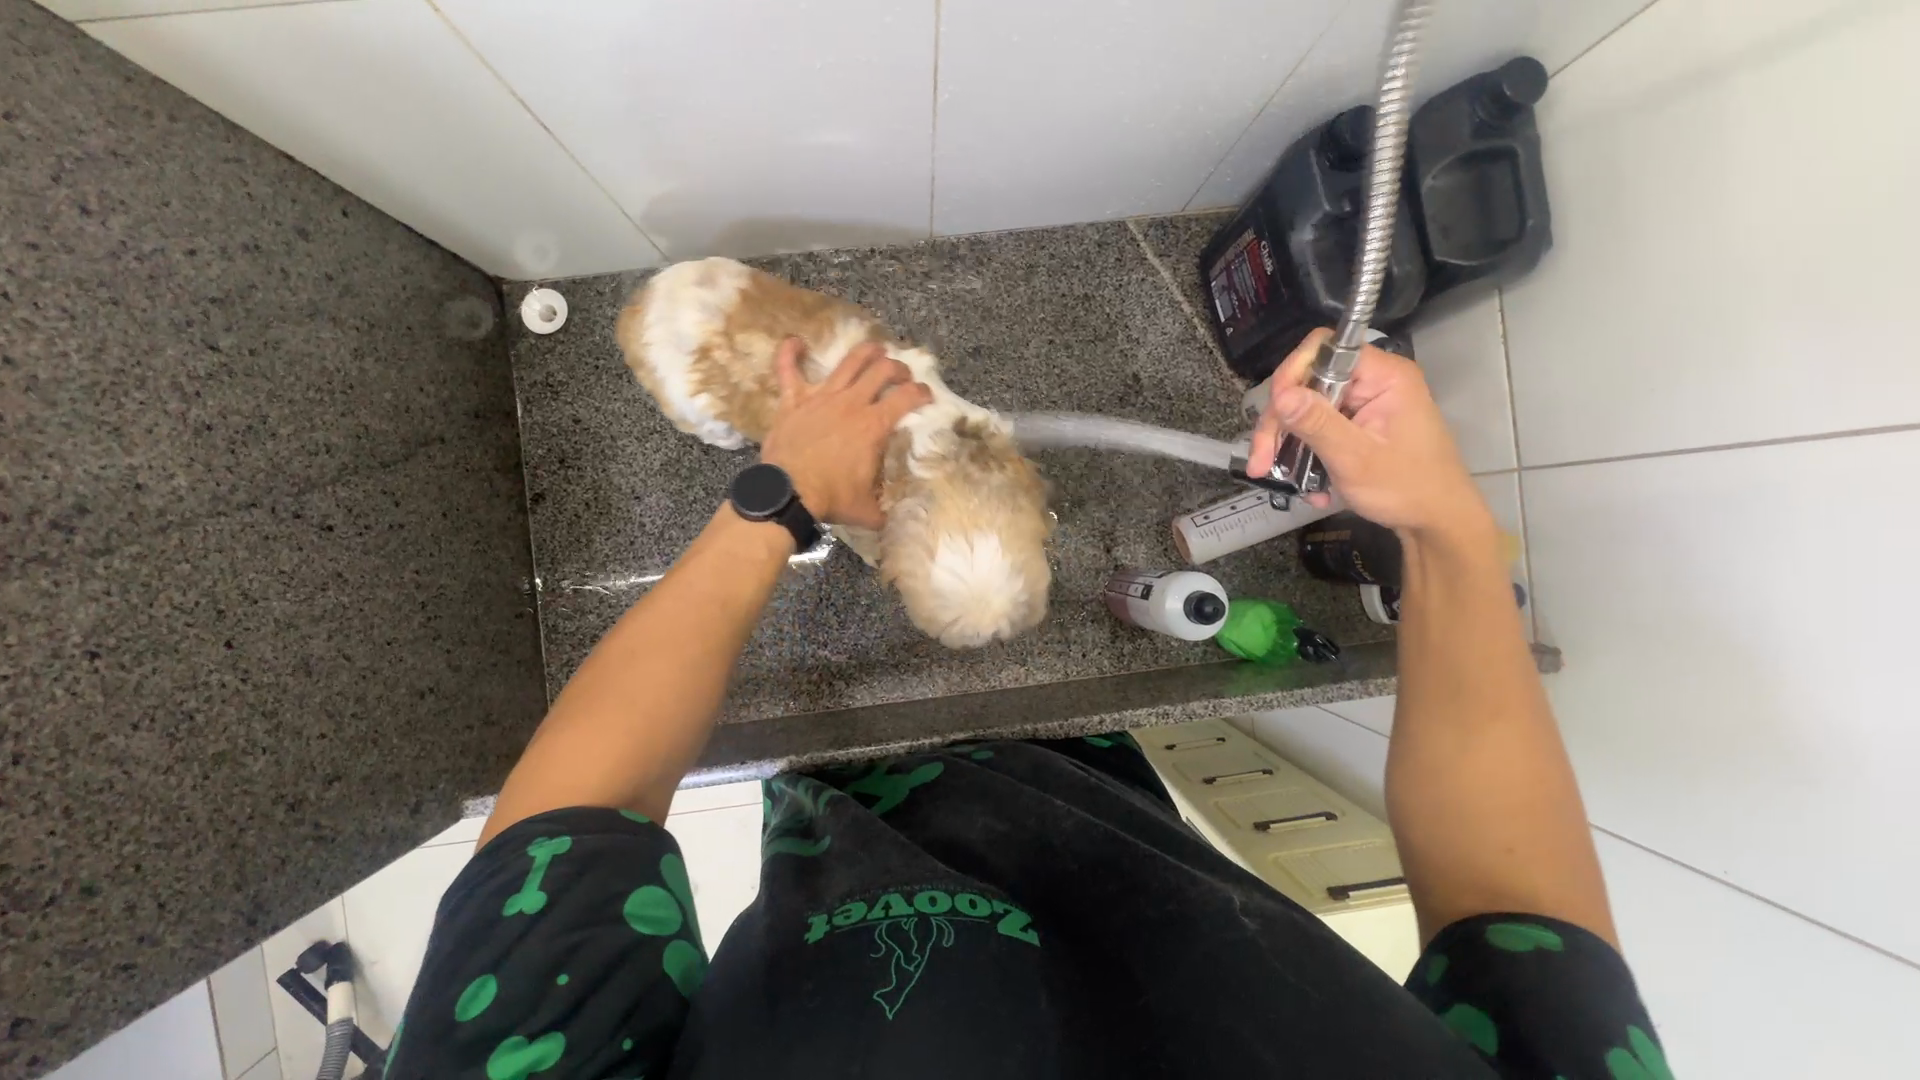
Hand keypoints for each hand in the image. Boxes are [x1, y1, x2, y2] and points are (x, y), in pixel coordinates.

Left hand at [759, 337, 932, 530]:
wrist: (788, 494)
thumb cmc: (831, 499)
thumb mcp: (868, 510)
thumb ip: (885, 510)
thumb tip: (895, 519)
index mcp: (874, 426)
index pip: (907, 398)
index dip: (922, 393)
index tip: (927, 396)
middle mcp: (851, 403)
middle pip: (882, 370)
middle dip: (898, 368)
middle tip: (902, 375)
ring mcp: (821, 397)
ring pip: (848, 362)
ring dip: (865, 352)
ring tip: (875, 350)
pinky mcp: (793, 400)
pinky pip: (788, 369)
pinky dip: (790, 353)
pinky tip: (796, 342)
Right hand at [1246, 328, 1489, 538]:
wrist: (1437, 522)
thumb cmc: (1406, 489)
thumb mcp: (1355, 458)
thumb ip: (1317, 423)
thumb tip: (1280, 395)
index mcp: (1383, 376)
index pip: (1325, 349)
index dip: (1292, 376)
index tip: (1276, 413)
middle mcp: (1373, 383)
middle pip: (1307, 384)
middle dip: (1280, 424)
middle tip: (1261, 462)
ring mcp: (1365, 405)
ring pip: (1307, 410)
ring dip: (1289, 447)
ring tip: (1280, 478)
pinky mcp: (1358, 426)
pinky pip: (1319, 430)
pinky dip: (1306, 456)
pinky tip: (1309, 487)